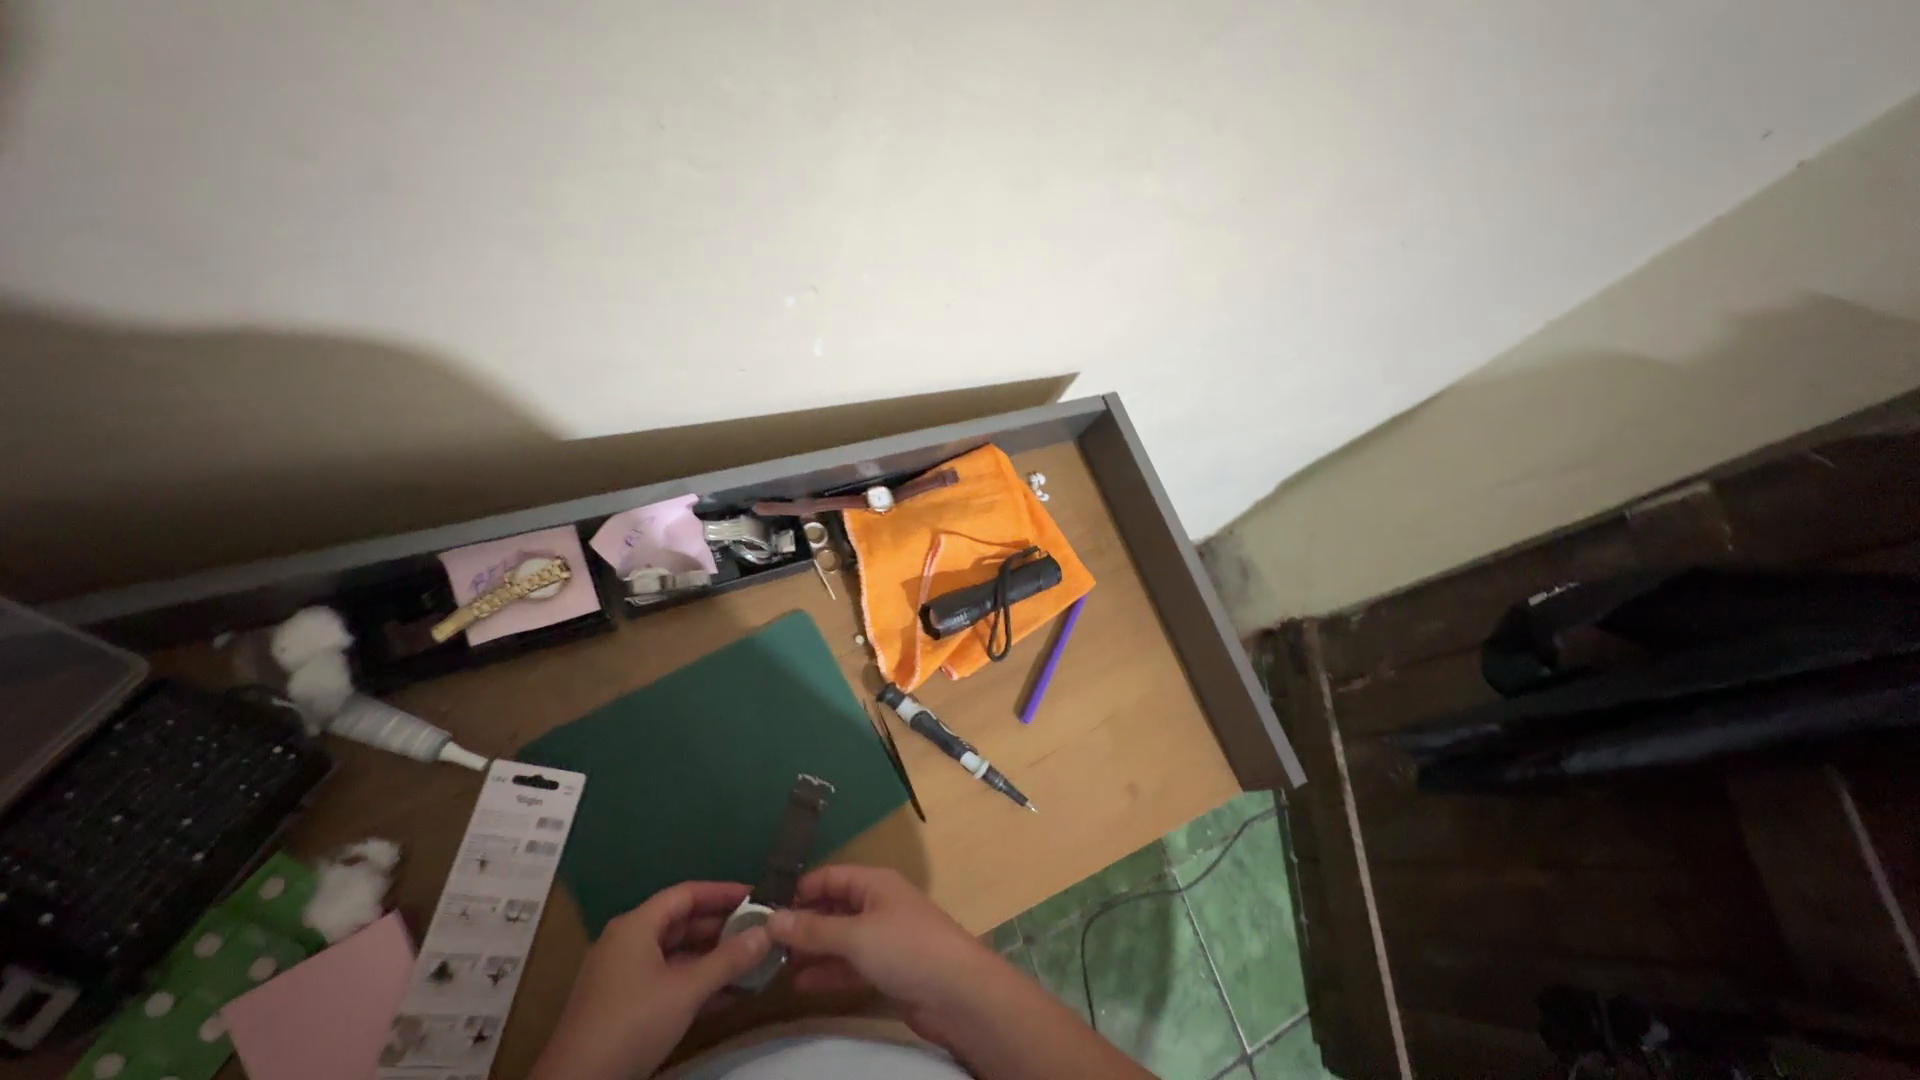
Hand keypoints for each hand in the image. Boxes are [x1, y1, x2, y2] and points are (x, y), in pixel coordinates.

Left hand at [530, 882, 769, 1079]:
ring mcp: (624, 976)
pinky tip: (730, 994)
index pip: (686, 894)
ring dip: (713, 958)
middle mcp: (628, 943)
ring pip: (677, 955)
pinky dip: (697, 983)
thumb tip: (768, 932)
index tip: (757, 896)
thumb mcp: (686, 990)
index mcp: (636, 926)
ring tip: (753, 961)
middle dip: (722, 928)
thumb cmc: (631, 1025)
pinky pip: (669, 981)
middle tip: (761, 931)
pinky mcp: (625, 1007)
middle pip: (682, 923)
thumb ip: (728, 960)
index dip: (723, 892)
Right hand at [767, 867, 1000, 1034]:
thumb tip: (771, 919)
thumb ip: (813, 928)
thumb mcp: (855, 935)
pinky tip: (800, 984)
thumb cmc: (906, 948)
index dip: (799, 890)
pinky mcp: (888, 969)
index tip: (764, 909)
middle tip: (763, 943)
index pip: (829, 877)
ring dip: (812, 950)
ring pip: (840, 939)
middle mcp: (879, 905)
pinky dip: (828, 971)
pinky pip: (851, 965)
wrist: (957, 993)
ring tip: (774, 966)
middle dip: (802, 923)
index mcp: (875, 883)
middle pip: (833, 907)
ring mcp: (884, 938)